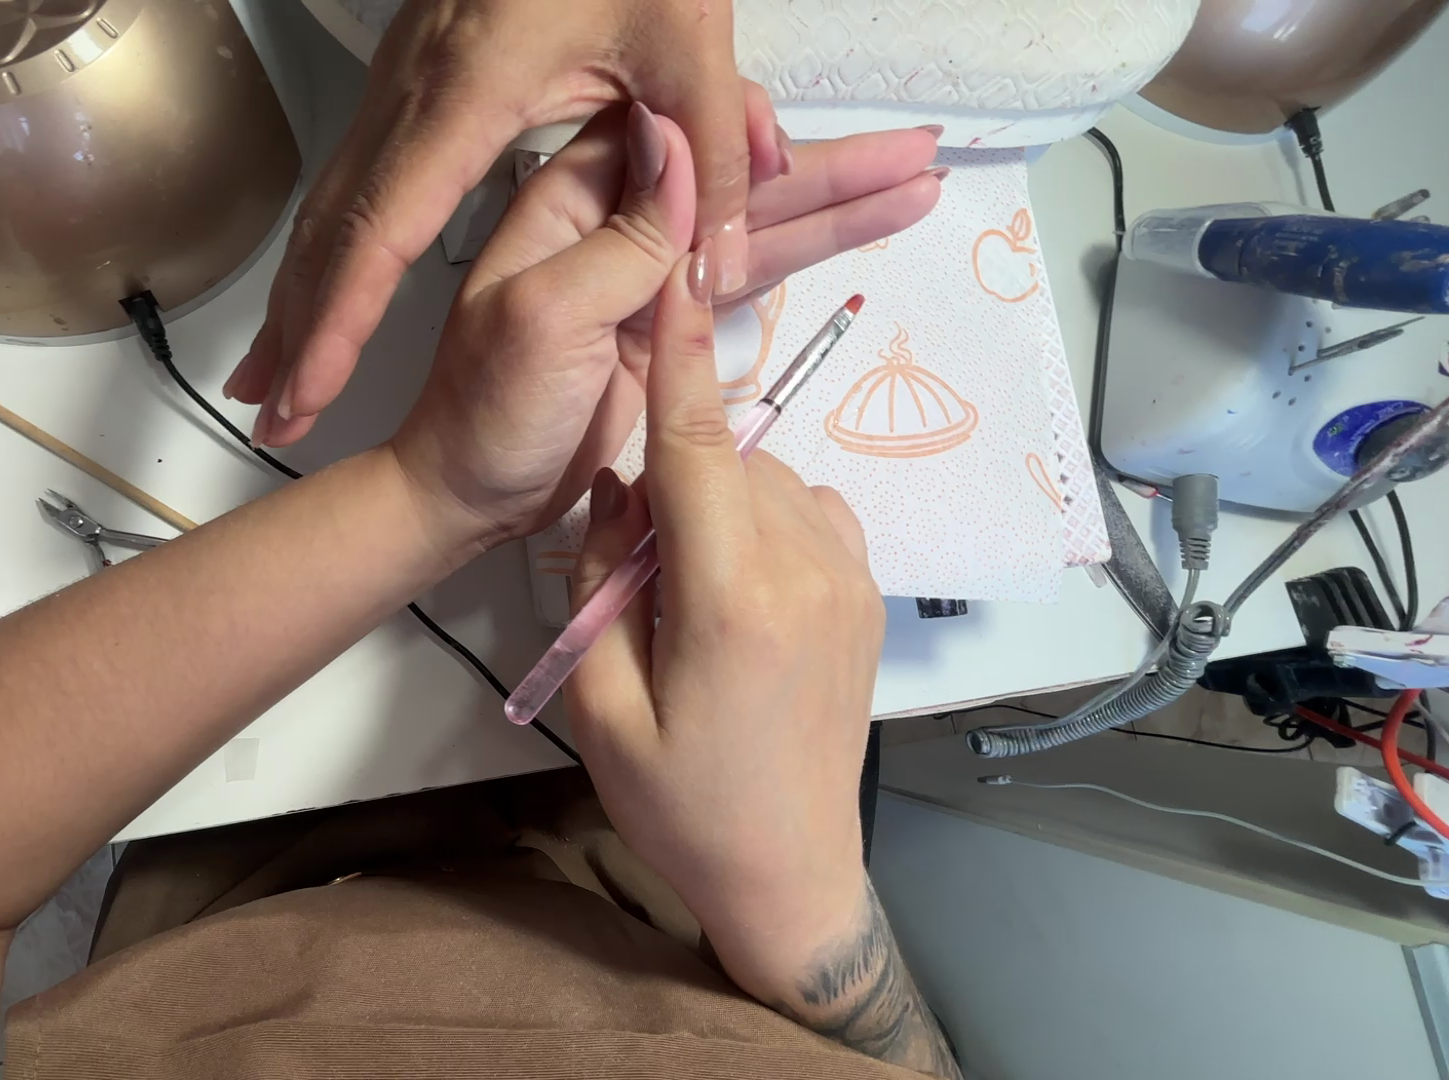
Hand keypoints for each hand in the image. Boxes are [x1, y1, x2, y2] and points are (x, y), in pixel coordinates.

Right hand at [228, 0, 784, 447]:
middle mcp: (409, 99)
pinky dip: (322, 259)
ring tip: (271, 373)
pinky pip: (344, 191)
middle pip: (329, 233)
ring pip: (324, 213)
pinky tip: (317, 296)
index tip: (308, 389)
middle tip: (273, 407)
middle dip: (295, 331)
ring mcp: (395, 94)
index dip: (341, 321)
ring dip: (295, 300)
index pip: (385, 231)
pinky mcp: (403, 96)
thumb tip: (717, 268)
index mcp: (468, 96)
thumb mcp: (687, 37)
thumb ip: (712, 156)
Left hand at [389, 109, 942, 548]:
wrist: (476, 492)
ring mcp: (639, 283)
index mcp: (568, 208)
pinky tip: (847, 237)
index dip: (738, 131)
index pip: (668, 135)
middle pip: (724, 181)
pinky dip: (791, 262)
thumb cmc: (489, 411)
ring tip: (914, 184)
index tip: (800, 146)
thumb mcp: (548, 316)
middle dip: (817, 167)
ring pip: (743, 231)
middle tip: (914, 153)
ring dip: (826, 209)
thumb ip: (621, 237)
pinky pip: (735, 284)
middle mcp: (609, 232)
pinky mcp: (660, 332)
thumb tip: (676, 136)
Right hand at [564, 253, 885, 976]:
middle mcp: (808, 568)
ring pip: (765, 478)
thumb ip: (600, 579)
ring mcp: (851, 575)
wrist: (790, 871)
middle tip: (630, 546)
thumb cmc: (677, 798)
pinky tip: (733, 581)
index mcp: (731, 599)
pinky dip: (756, 513)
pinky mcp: (867, 590)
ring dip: (712, 496)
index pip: (698, 448)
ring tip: (680, 581)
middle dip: (670, 470)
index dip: (682, 355)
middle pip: (727, 458)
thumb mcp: (601, 702)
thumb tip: (615, 485)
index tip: (674, 268)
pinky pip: (803, 508)